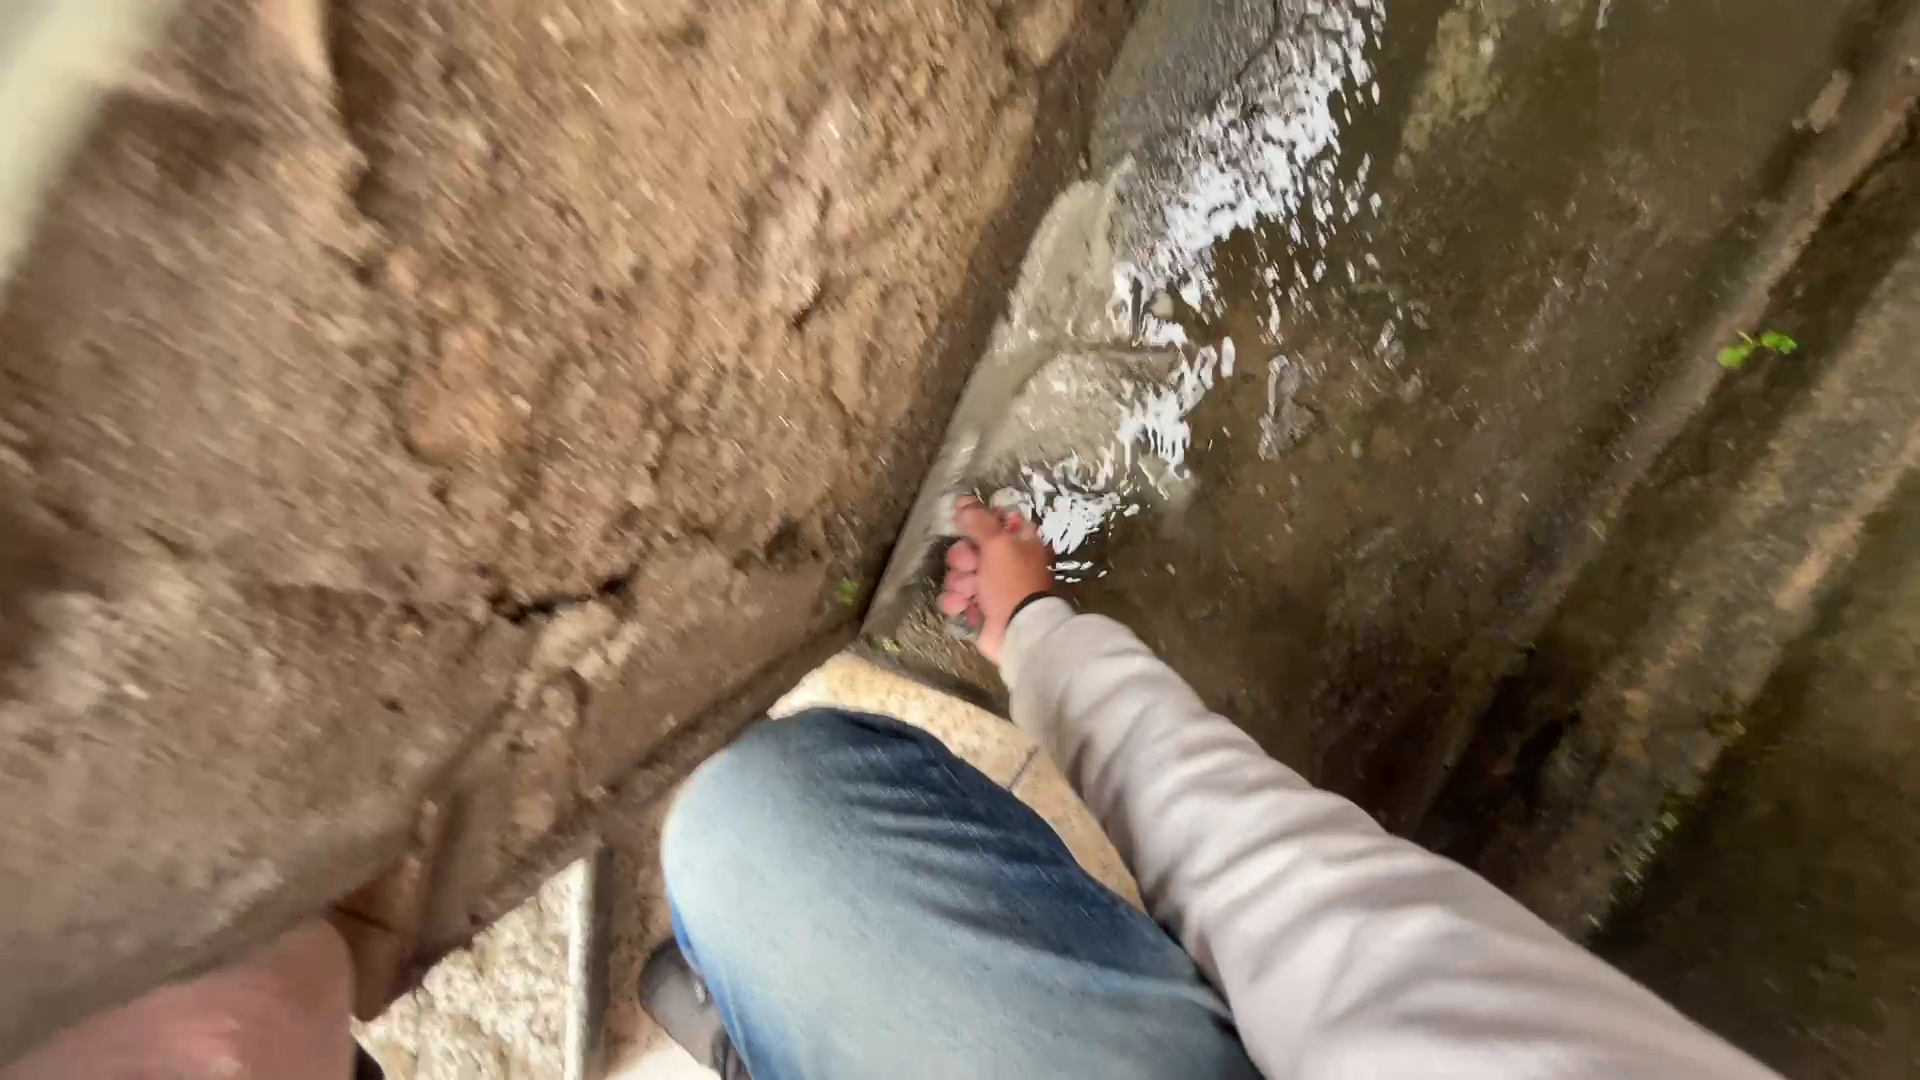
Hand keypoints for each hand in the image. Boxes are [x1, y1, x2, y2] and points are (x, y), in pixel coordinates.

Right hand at [937, 496, 1055, 663]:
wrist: (1017, 631)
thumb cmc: (1012, 582)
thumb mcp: (999, 544)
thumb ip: (980, 522)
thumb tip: (963, 503)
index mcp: (1018, 541)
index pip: (994, 520)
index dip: (977, 518)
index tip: (961, 518)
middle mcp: (1005, 561)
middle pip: (970, 547)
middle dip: (963, 557)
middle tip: (971, 566)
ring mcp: (991, 585)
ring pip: (959, 572)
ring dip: (959, 582)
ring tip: (969, 592)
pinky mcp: (979, 607)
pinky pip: (956, 595)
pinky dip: (957, 600)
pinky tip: (963, 605)